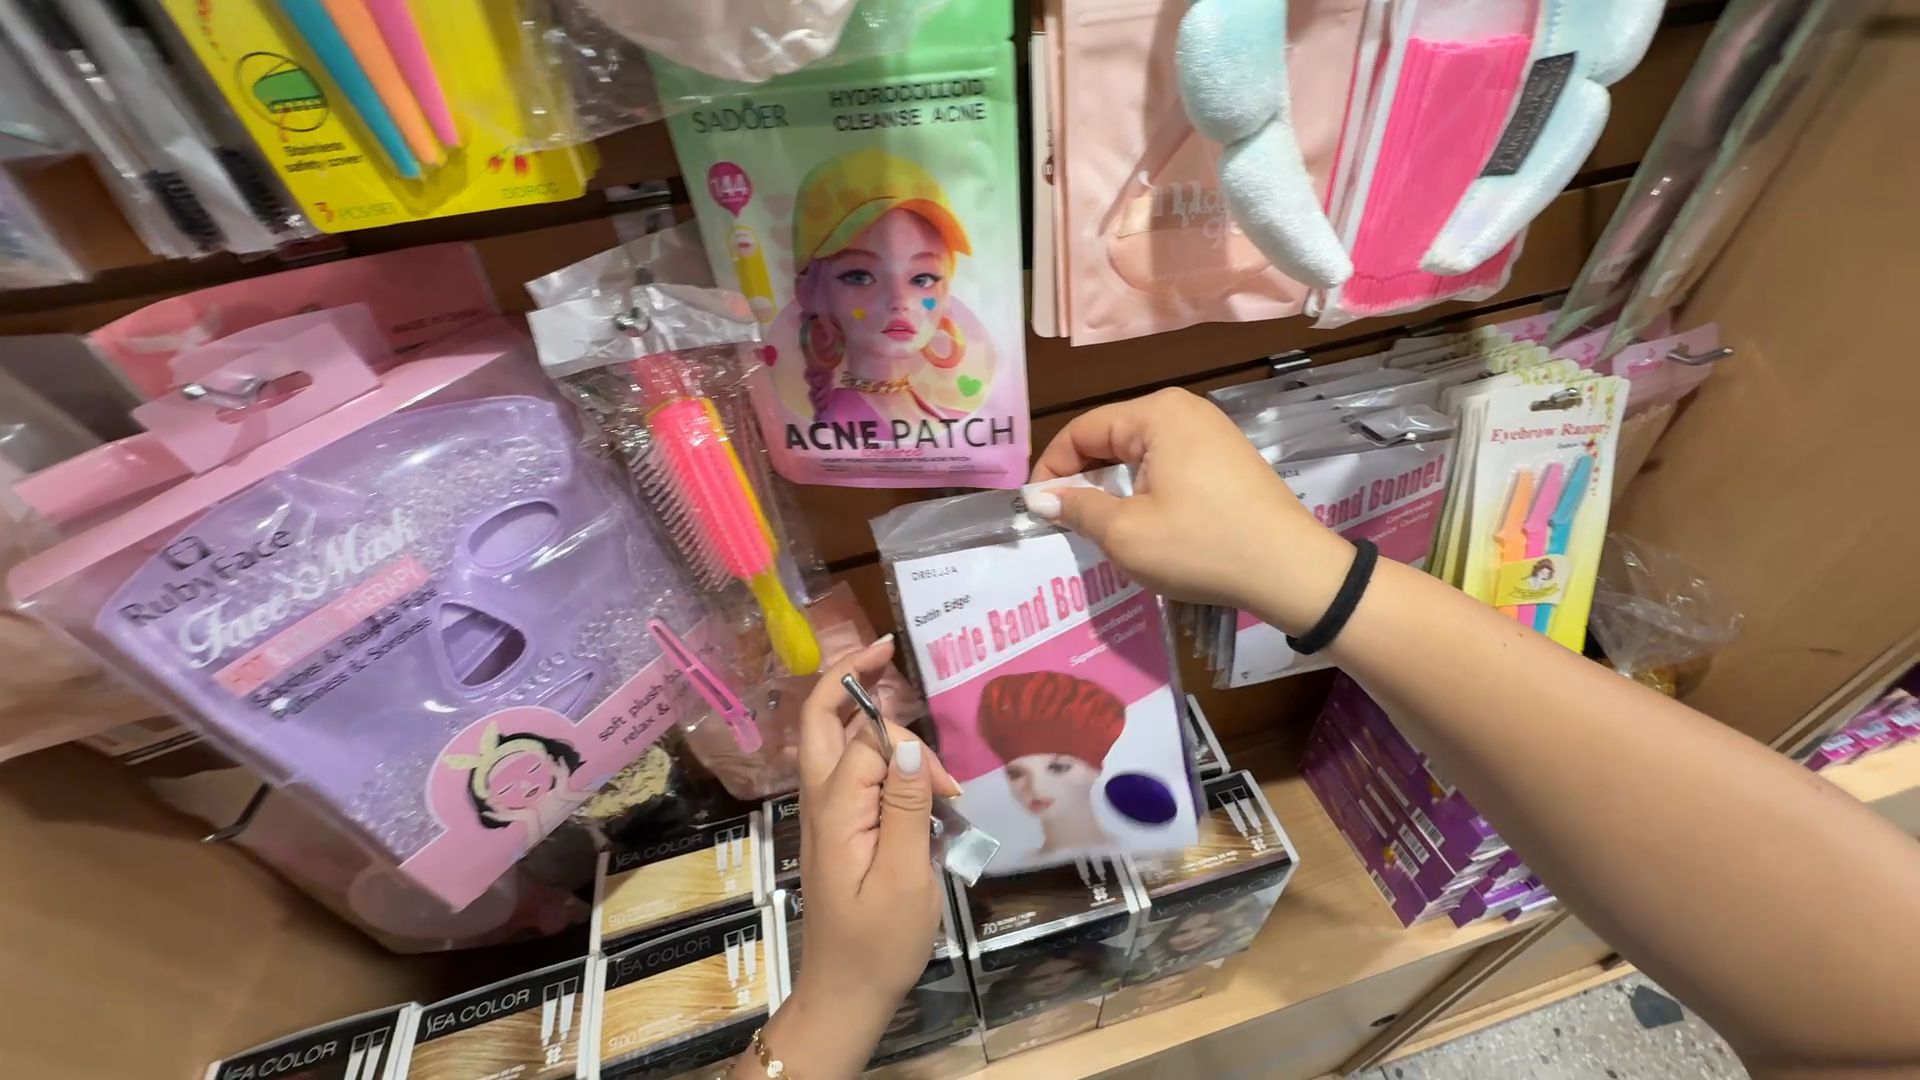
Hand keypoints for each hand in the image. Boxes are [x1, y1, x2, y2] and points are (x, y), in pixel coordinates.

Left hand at [753, 637, 958, 1078]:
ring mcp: (824, 808)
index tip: (948, 790)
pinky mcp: (836, 821)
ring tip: (894, 681)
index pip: (870, 742)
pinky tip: (895, 737)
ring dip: (859, 704)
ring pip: (831, 735)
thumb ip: (904, 805)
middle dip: (850, 675)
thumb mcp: (906, 877)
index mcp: (835, 806)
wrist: (845, 993)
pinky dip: (866, 737)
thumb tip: (903, 741)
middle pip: (821, 716)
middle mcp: (820, 796)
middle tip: (887, 647)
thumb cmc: (879, 941)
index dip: (910, 752)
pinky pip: (845, 762)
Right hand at [1026, 388, 1353, 633]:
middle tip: (1064, 518)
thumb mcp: (1125, 533)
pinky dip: (1142, 486)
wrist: (1292, 571)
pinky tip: (1140, 518)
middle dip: (1081, 475)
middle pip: (1110, 436)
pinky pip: (1166, 462)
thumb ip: (1077, 507)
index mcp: (1155, 414)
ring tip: (1097, 522)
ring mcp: (1210, 431)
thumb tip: (1039, 496)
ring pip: (1137, 451)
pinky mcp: (1225, 456)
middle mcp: (1182, 409)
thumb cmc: (1201, 546)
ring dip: (1111, 483)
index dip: (1051, 467)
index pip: (1081, 429)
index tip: (1036, 506)